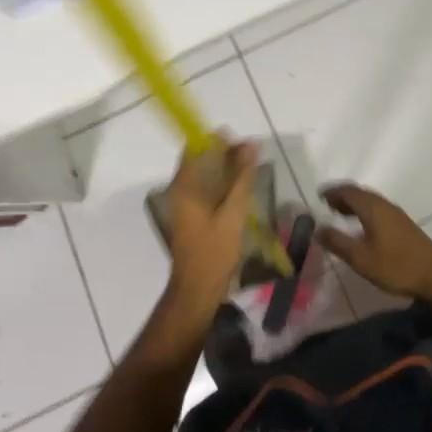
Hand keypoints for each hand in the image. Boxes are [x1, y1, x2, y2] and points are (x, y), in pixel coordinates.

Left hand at [162, 142, 260, 311]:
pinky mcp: (191, 215)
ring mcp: (184, 203)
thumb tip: (251, 145)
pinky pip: (206, 189)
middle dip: (226, 153)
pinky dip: (222, 184)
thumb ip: (242, 178)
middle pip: (200, 158)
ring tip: (251, 172)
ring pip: (204, 174)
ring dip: (226, 169)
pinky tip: (241, 192)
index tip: (243, 145)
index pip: (196, 147)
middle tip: (252, 158)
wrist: (198, 290)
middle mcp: (179, 190)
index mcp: (184, 186)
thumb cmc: (214, 252)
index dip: (219, 140)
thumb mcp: (233, 214)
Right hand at [317, 184, 431, 300]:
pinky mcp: (403, 224)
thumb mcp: (360, 258)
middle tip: (327, 205)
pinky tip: (363, 227)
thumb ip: (337, 242)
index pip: (348, 191)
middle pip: (360, 193)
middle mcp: (384, 204)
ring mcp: (396, 213)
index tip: (318, 196)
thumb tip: (318, 229)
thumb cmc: (395, 266)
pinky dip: (365, 211)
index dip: (332, 191)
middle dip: (342, 196)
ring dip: (354, 204)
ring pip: (370, 201)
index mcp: (373, 208)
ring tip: (340, 215)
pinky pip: (378, 208)